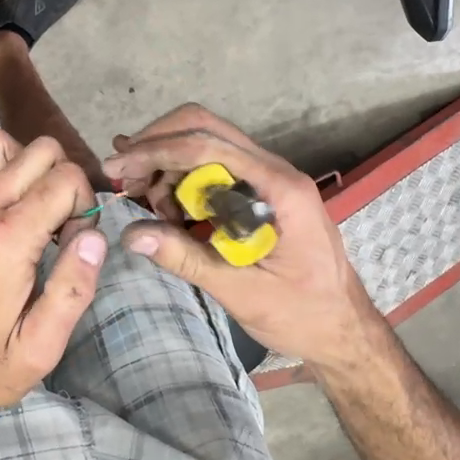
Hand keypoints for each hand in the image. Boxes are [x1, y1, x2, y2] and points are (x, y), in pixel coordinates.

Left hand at [0, 130, 105, 414]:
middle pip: (40, 150)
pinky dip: (2, 167)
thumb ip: (73, 289)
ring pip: (3, 142)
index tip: (75, 246)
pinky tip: (12, 207)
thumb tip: (96, 236)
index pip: (64, 179)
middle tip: (63, 228)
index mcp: (7, 243)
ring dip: (32, 167)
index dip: (85, 209)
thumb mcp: (42, 347)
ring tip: (40, 210)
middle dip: (66, 181)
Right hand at [102, 104, 378, 371]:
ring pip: (204, 144)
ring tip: (148, 207)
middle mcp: (273, 170)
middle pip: (204, 129)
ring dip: (166, 166)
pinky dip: (180, 180)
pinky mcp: (256, 191)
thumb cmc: (302, 315)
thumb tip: (131, 235)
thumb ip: (186, 259)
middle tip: (123, 178)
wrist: (343, 330)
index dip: (156, 151)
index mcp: (278, 188)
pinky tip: (166, 211)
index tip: (117, 168)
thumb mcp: (242, 292)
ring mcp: (266, 178)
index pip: (208, 146)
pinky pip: (211, 168)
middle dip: (156, 145)